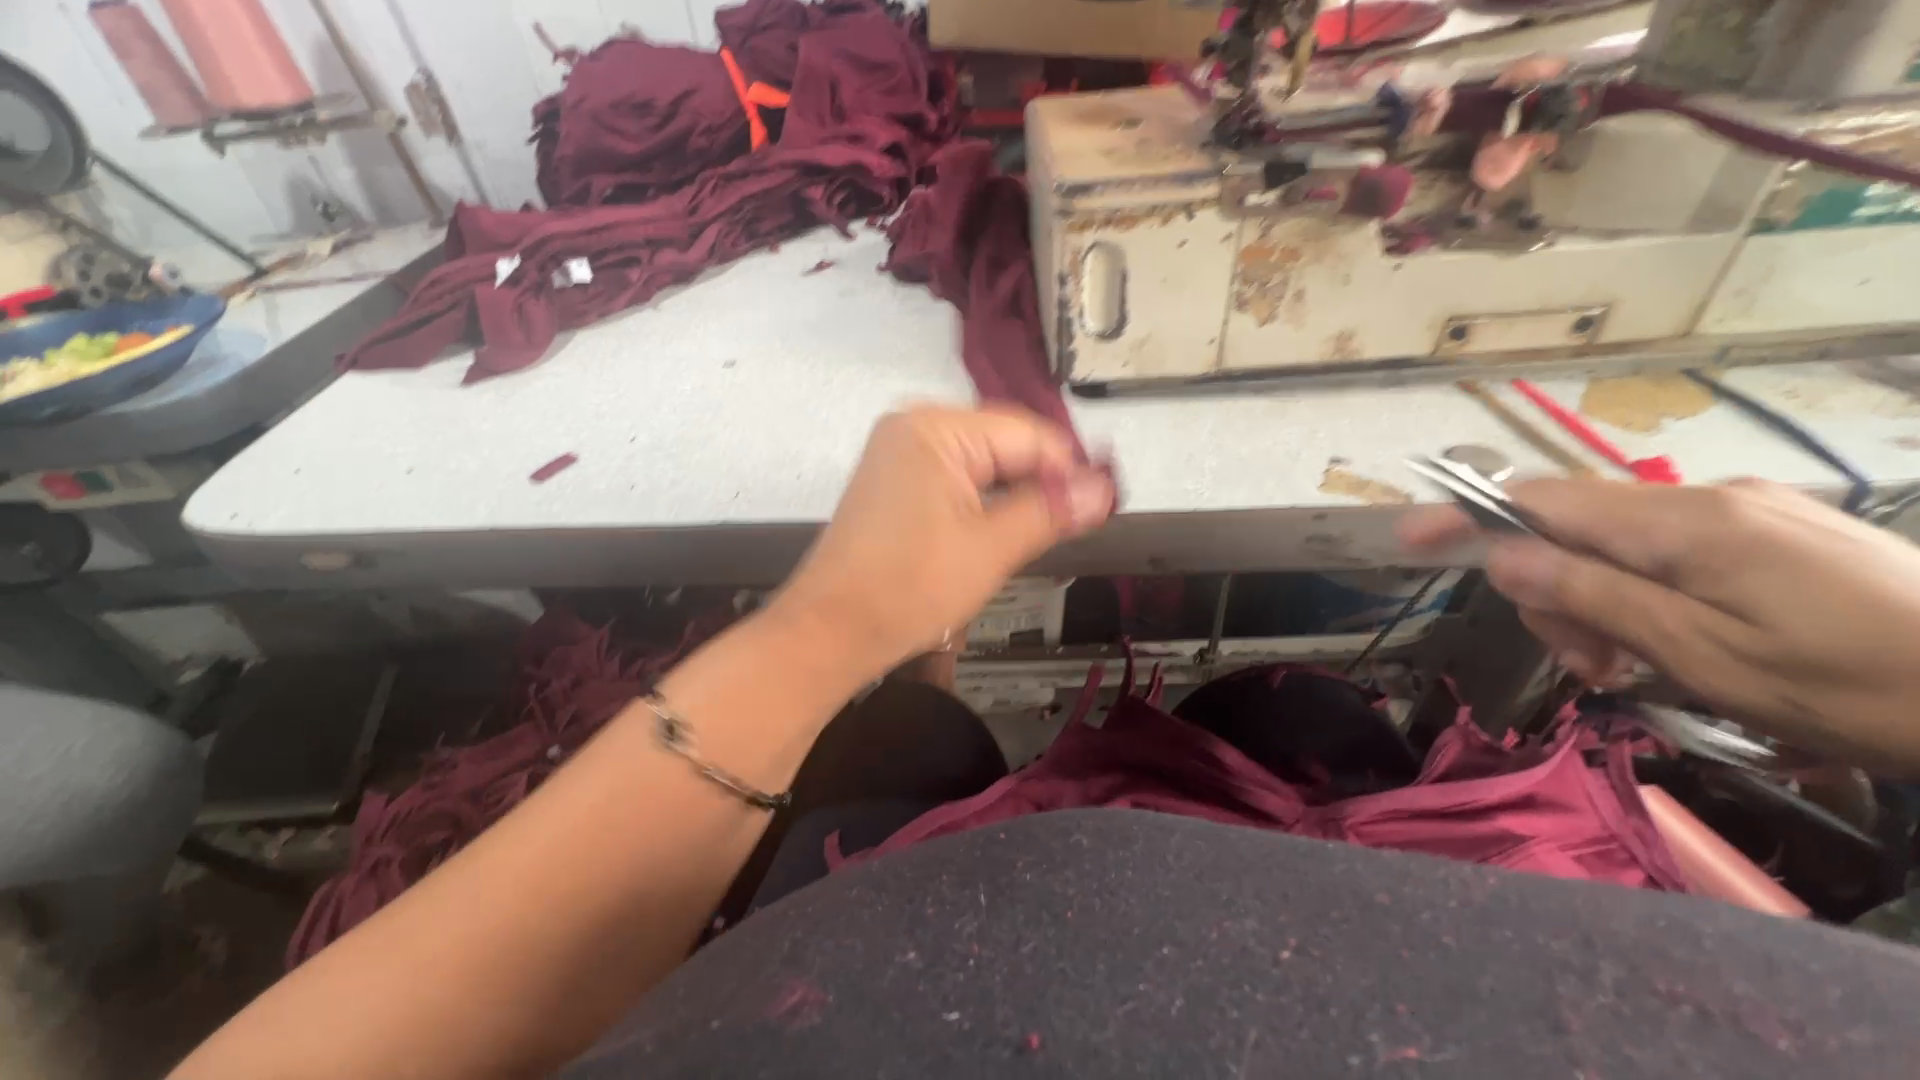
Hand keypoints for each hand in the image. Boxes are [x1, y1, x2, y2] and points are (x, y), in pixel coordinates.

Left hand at [770, 405, 1114, 681]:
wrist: (832, 632)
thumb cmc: (900, 591)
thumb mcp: (992, 548)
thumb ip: (1052, 510)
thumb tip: (1101, 488)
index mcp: (934, 428)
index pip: (1029, 435)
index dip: (1071, 470)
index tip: (1102, 503)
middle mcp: (912, 427)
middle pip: (1006, 443)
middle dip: (1042, 482)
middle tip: (1076, 522)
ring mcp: (899, 454)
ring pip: (984, 462)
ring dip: (1015, 495)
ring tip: (1038, 534)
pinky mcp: (894, 482)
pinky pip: (956, 477)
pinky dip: (984, 502)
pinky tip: (999, 532)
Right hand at [1400, 478, 1919, 771]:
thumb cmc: (1860, 687)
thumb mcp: (1704, 655)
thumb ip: (1594, 596)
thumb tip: (1503, 555)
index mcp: (1685, 524)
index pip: (1542, 500)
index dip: (1469, 514)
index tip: (1411, 537)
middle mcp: (1707, 500)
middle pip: (1576, 528)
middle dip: (1555, 592)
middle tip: (1587, 666)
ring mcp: (1746, 512)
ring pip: (1620, 546)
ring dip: (1601, 604)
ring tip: (1633, 669)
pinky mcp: (1774, 534)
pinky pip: (1671, 555)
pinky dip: (1644, 597)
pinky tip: (1673, 645)